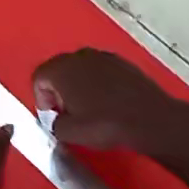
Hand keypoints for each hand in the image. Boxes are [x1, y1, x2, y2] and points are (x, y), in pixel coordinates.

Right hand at [31, 48, 188, 157]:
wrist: (150, 119)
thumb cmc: (104, 124)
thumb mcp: (70, 133)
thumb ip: (54, 124)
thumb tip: (57, 120)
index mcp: (62, 69)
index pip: (38, 77)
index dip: (41, 98)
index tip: (52, 115)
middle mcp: (80, 56)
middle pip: (59, 70)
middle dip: (58, 91)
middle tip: (67, 114)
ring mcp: (104, 56)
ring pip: (81, 69)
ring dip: (79, 86)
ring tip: (88, 110)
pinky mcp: (123, 62)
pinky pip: (101, 71)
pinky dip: (99, 84)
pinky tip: (108, 104)